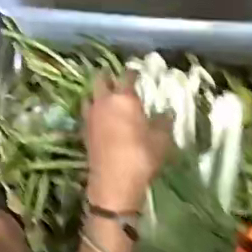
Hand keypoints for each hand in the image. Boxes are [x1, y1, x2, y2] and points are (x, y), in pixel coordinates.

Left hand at [83, 75, 167, 211]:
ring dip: (97, 92)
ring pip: (90, 94)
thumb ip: (163, 122)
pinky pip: (87, 110)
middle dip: (108, 76)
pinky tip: (99, 114)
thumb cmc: (141, 156)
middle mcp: (104, 101)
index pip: (127, 76)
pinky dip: (92, 108)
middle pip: (101, 80)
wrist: (113, 181)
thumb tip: (167, 112)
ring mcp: (91, 114)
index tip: (136, 71)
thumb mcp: (161, 140)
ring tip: (106, 95)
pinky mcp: (83, 128)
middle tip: (115, 77)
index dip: (132, 72)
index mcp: (124, 98)